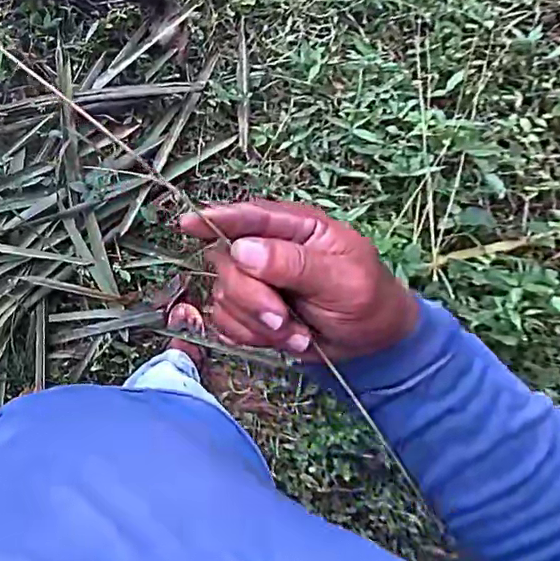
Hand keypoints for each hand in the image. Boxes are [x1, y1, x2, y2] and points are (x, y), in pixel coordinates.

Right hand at [177, 200, 417, 361]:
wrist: (371, 344)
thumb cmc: (368, 301)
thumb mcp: (344, 280)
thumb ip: (295, 263)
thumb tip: (242, 249)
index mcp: (294, 227)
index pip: (248, 216)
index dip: (216, 218)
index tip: (189, 224)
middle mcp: (266, 249)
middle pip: (227, 262)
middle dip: (251, 297)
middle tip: (282, 318)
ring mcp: (252, 279)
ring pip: (223, 295)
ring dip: (257, 322)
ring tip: (297, 332)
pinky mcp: (244, 310)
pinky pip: (223, 320)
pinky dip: (250, 336)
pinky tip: (281, 338)